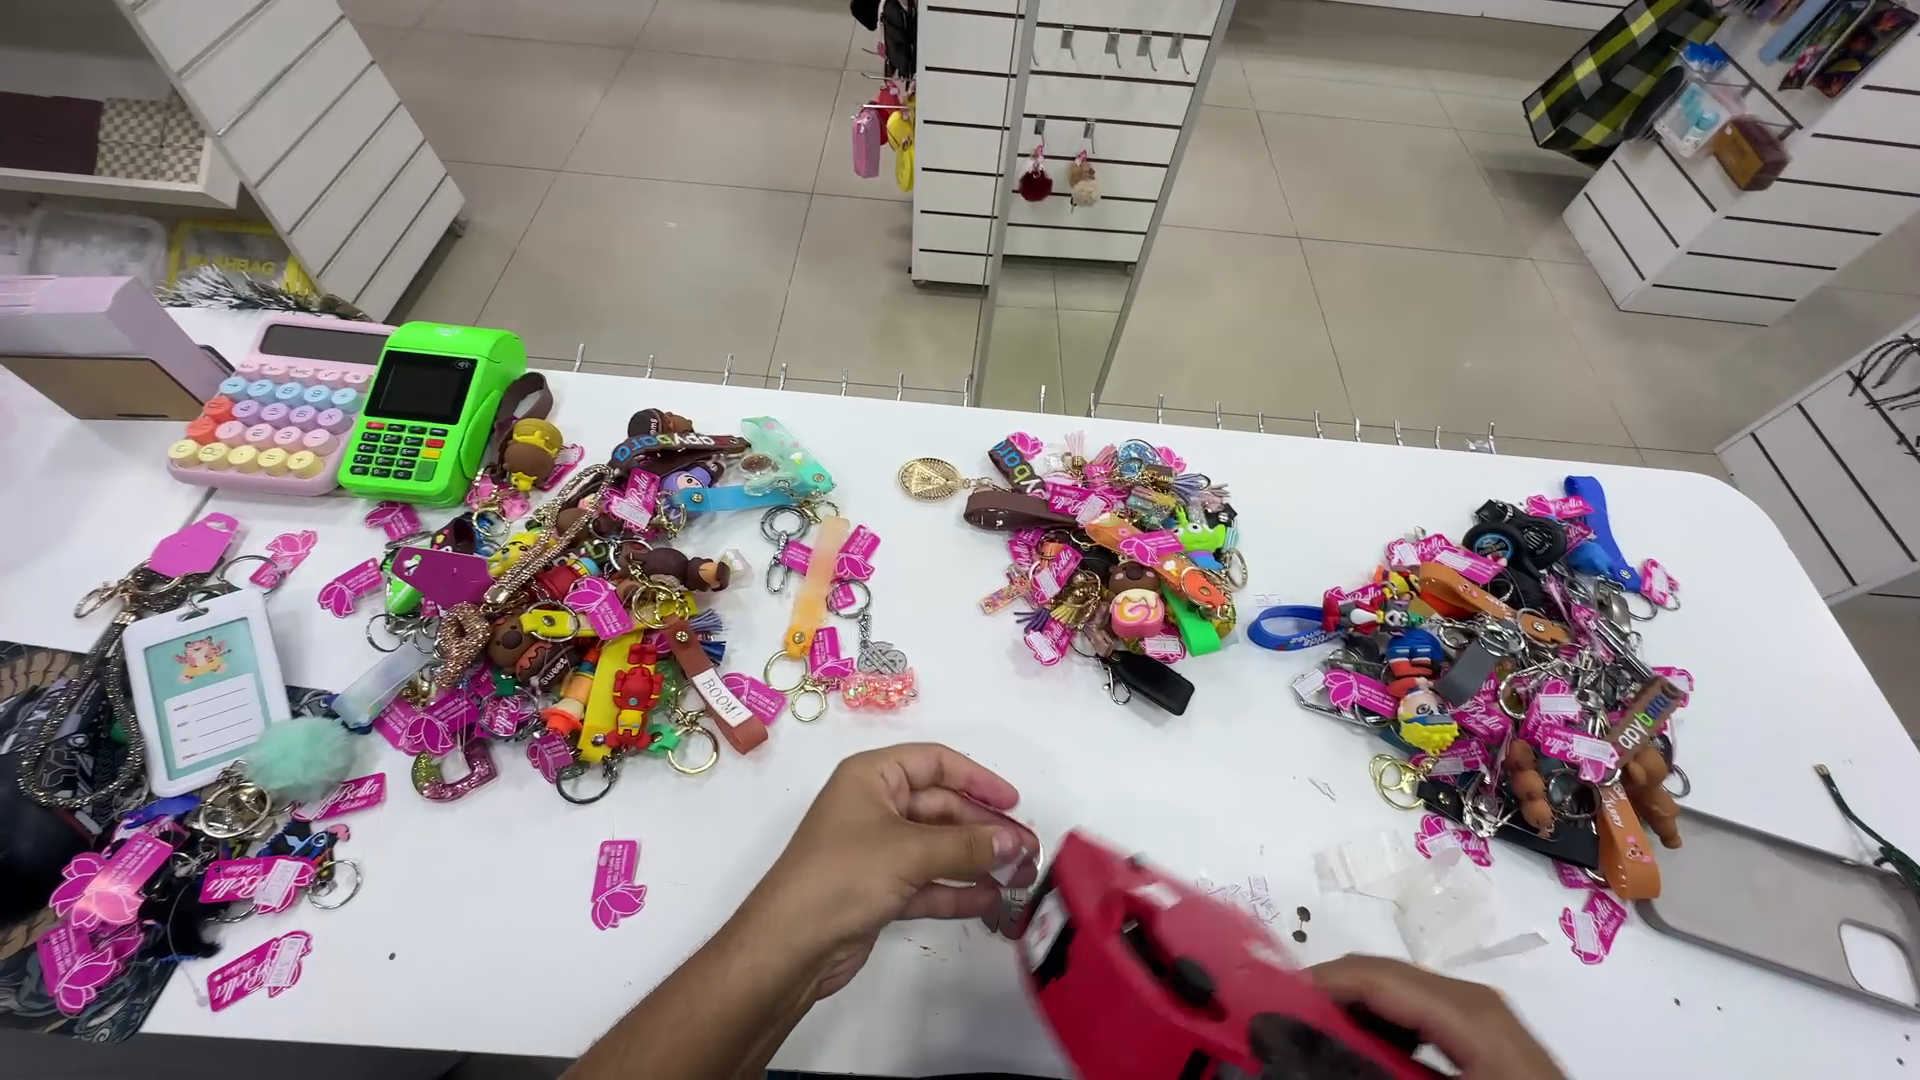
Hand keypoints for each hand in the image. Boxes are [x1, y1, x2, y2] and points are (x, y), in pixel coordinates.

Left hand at [745, 743, 1037, 999]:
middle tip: (1028, 851)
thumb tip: (1016, 842)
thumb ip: (967, 845)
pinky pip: (928, 881)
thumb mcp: (909, 852)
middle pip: (942, 807)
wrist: (788, 948)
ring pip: (939, 846)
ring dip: (977, 860)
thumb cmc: (844, 875)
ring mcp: (878, 849)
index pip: (936, 763)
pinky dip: (957, 890)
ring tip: (1021, 876)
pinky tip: (991, 900)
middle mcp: (876, 805)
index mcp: (873, 776)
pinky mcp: (881, 889)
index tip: (1014, 801)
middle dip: (984, 828)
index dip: (978, 778)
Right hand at [1309, 955, 1565, 1079]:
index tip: (1268, 1003)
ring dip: (1353, 1011)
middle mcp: (1473, 997)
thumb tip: (1291, 1043)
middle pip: (1379, 975)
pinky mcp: (1487, 1034)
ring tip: (1317, 1035)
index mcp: (1467, 1009)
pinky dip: (1384, 1025)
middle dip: (1328, 997)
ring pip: (1396, 990)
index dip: (1314, 984)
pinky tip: (1367, 1049)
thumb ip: (1362, 1066)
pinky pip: (1419, 1012)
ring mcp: (1483, 1013)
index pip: (1371, 975)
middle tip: (1284, 1022)